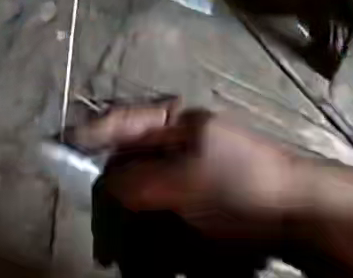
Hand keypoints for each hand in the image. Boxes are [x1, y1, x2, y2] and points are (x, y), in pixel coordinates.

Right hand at [68, 103, 306, 233]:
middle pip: (129, 152)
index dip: (92, 133)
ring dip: (125, 203)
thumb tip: (108, 182)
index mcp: (175, 119)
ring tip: (108, 229)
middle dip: (106, 177)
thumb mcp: (186, 178)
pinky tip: (137, 234)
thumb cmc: (238, 179)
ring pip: (143, 180)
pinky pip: (161, 198)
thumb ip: (143, 179)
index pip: (124, 121)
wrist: (294, 205)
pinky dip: (146, 213)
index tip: (59, 145)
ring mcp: (189, 163)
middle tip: (84, 200)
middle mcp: (178, 136)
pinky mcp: (198, 192)